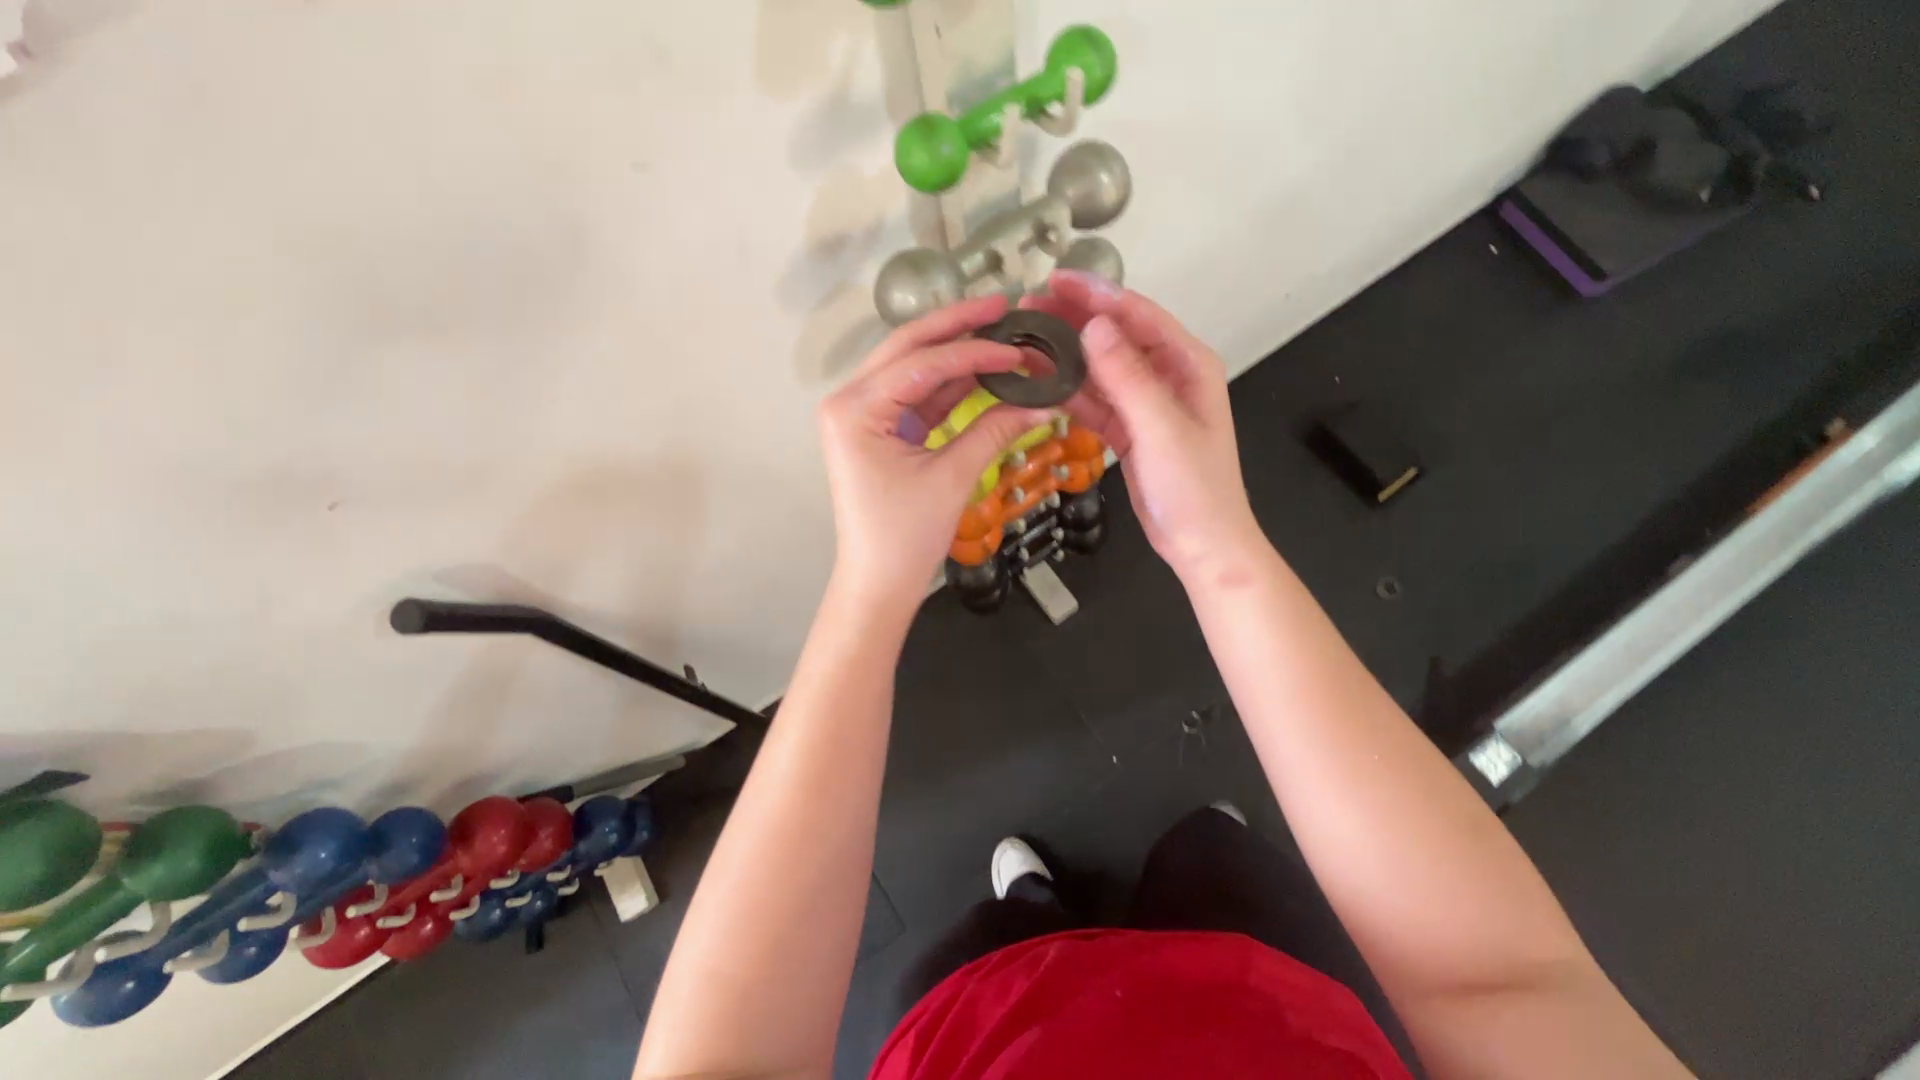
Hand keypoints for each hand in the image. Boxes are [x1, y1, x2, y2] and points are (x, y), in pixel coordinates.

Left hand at [818, 294, 1051, 614]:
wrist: (878, 582)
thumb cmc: (905, 536)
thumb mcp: (953, 477)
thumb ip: (995, 428)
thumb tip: (1045, 398)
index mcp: (855, 408)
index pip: (921, 363)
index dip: (974, 350)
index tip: (1019, 346)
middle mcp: (850, 400)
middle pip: (908, 348)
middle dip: (956, 326)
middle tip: (1003, 305)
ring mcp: (862, 414)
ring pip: (913, 367)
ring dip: (956, 352)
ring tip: (1002, 333)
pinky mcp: (879, 429)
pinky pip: (917, 395)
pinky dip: (950, 384)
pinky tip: (986, 369)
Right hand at [1024, 270, 1263, 582]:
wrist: (1202, 544)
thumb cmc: (1193, 487)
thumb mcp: (1162, 429)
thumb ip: (1128, 377)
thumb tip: (1093, 325)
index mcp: (1188, 365)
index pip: (1139, 316)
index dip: (1097, 294)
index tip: (1055, 278)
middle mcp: (1168, 376)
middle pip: (1116, 335)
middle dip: (1075, 318)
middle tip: (1028, 306)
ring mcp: (1147, 403)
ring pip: (1101, 367)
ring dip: (1067, 353)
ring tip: (1025, 338)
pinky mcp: (1130, 429)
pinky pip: (1096, 400)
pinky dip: (1070, 391)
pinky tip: (1039, 382)